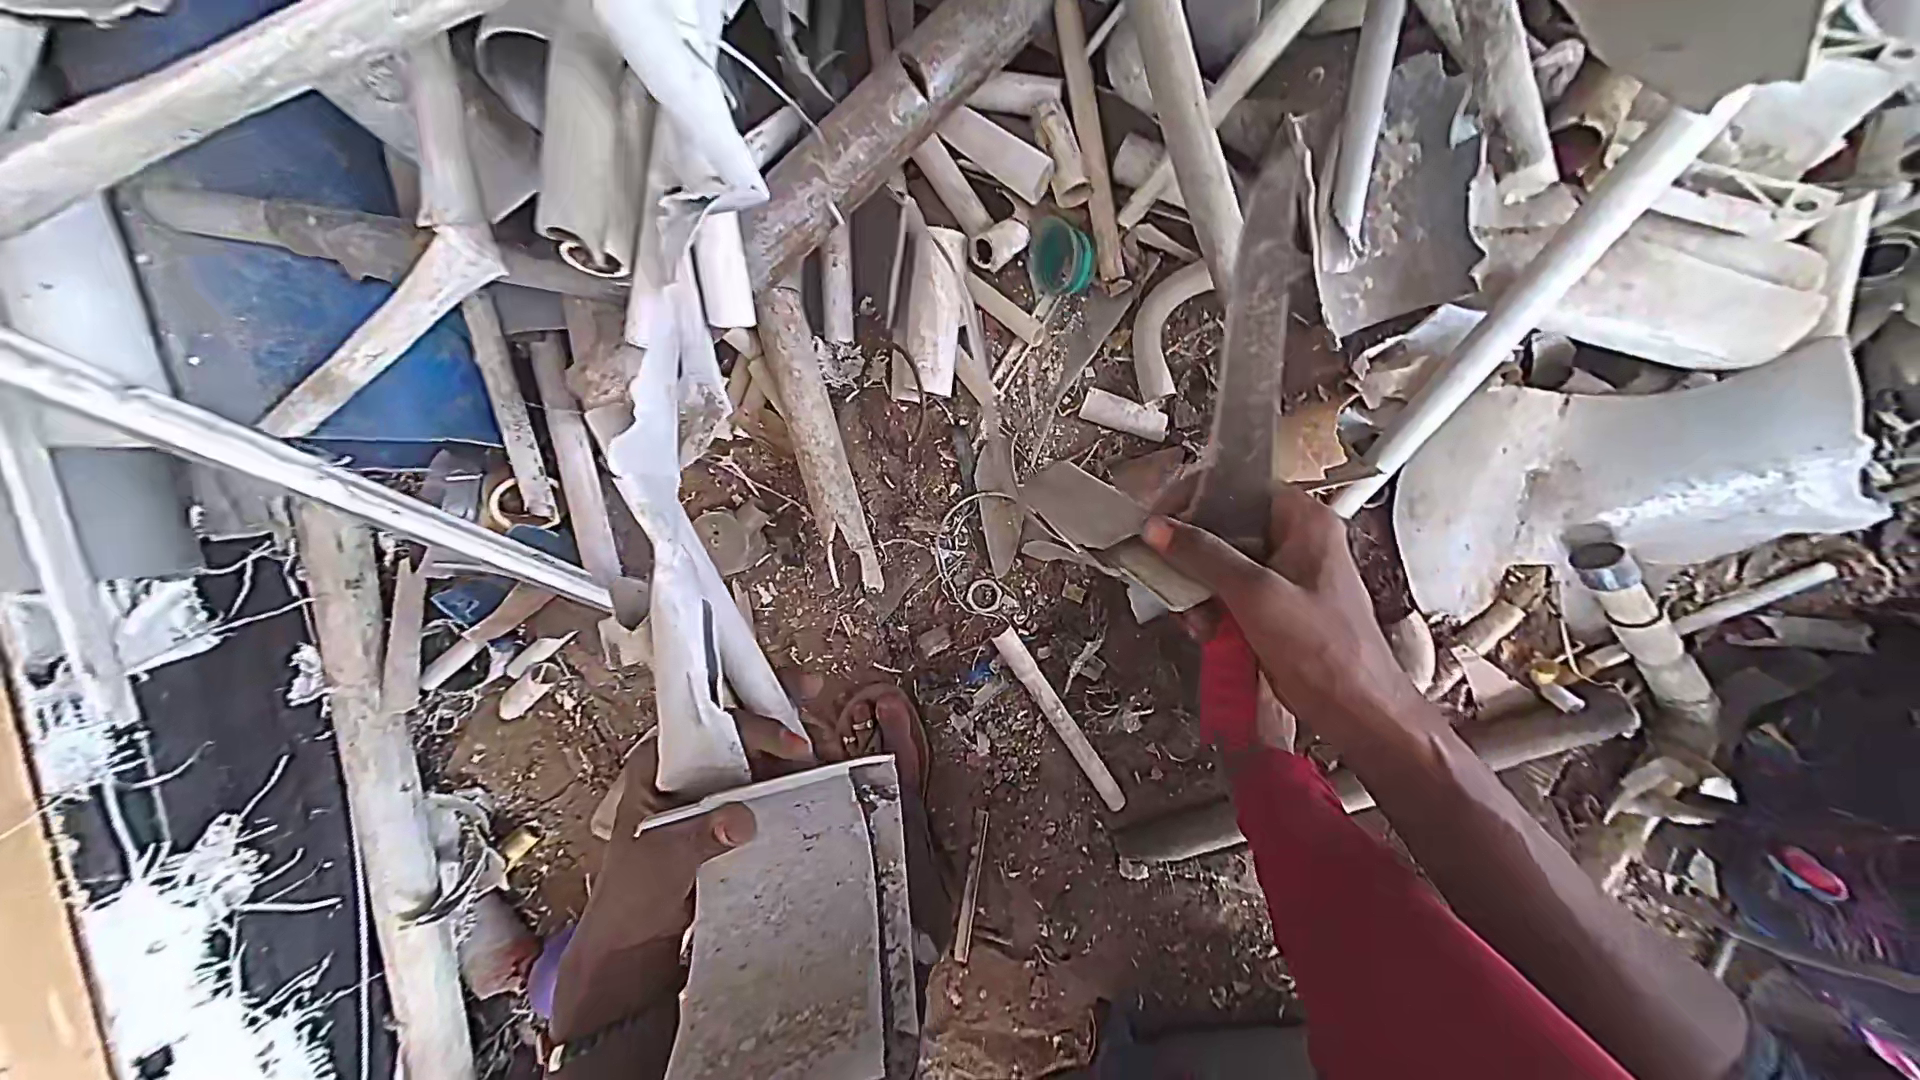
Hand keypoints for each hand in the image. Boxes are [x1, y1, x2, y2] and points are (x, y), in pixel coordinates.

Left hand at [548, 713, 812, 1045]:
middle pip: (748, 721)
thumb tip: (741, 819)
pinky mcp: (743, 803)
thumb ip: (696, 838)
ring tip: (832, 756)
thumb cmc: (632, 898)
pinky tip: (828, 774)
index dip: (757, 723)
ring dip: (805, 743)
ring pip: (768, 746)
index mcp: (664, 760)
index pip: (713, 720)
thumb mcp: (659, 864)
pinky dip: (804, 771)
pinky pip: (777, 776)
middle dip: (791, 719)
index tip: (794, 743)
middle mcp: (696, 760)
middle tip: (825, 739)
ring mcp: (722, 781)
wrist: (639, 943)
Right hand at [1143, 482, 1420, 741]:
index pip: (1235, 486)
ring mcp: (1278, 574)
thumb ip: (1202, 555)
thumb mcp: (1255, 594)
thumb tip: (1157, 529)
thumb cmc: (1325, 650)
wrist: (1354, 711)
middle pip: (1219, 526)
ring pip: (1215, 562)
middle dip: (1189, 556)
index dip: (1192, 500)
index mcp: (1302, 520)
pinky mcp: (1266, 605)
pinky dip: (1207, 609)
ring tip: (1194, 615)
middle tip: (1168, 573)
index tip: (1159, 523)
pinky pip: (1222, 592)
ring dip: (1195, 588)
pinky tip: (1206, 630)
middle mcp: (1290, 540)